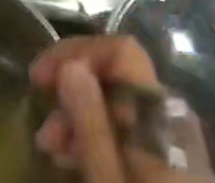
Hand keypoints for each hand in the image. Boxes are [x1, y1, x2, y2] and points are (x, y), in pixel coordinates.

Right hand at [29, 37, 214, 182]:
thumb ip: (91, 125)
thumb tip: (71, 65)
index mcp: (161, 116)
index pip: (121, 51)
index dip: (76, 53)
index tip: (39, 80)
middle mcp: (173, 116)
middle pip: (119, 74)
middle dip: (73, 89)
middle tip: (44, 132)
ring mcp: (175, 139)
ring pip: (122, 102)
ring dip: (82, 115)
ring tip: (53, 151)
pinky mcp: (172, 163)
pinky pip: (132, 129)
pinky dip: (101, 134)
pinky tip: (78, 161)